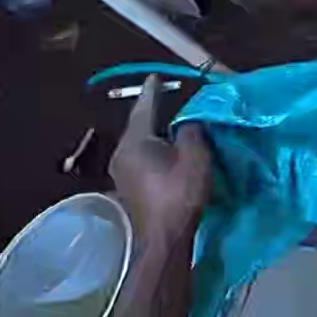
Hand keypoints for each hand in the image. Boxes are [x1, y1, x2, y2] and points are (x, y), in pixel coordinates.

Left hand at [109, 77, 212, 246]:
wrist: (164, 238)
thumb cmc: (179, 192)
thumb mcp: (194, 154)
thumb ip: (190, 130)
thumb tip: (186, 122)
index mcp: (135, 142)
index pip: (144, 109)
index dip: (152, 92)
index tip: (155, 77)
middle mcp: (122, 154)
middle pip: (139, 126)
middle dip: (153, 112)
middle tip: (168, 97)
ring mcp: (123, 172)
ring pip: (141, 143)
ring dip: (156, 132)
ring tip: (171, 121)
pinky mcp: (130, 187)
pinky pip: (143, 156)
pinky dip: (156, 147)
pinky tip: (168, 148)